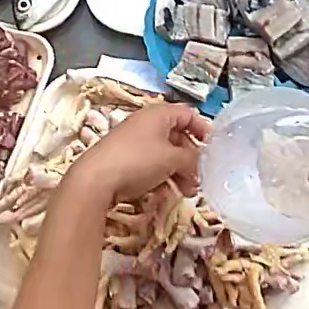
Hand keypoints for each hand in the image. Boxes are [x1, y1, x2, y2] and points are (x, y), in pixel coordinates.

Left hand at [63, 103, 210, 203]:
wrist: (94, 181)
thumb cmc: (138, 161)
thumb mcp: (173, 159)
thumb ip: (193, 159)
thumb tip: (201, 164)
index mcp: (158, 115)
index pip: (188, 114)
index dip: (203, 129)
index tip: (214, 148)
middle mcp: (146, 124)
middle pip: (178, 136)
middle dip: (192, 158)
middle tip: (201, 175)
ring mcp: (133, 142)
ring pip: (165, 154)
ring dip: (180, 171)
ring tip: (188, 191)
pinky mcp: (124, 160)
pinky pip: (151, 165)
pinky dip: (163, 176)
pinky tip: (168, 193)